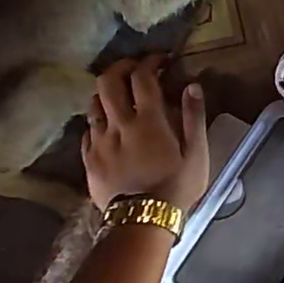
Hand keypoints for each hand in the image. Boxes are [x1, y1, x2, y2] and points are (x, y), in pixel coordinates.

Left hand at [80, 57, 208, 213]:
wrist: (142, 223)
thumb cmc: (177, 186)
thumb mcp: (197, 152)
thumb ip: (193, 116)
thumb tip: (192, 85)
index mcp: (148, 119)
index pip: (143, 77)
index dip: (151, 61)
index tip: (161, 59)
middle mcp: (118, 124)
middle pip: (108, 82)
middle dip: (121, 67)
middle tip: (135, 67)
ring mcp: (98, 142)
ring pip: (93, 104)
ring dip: (107, 93)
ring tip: (121, 96)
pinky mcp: (88, 159)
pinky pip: (87, 130)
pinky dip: (98, 120)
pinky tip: (109, 127)